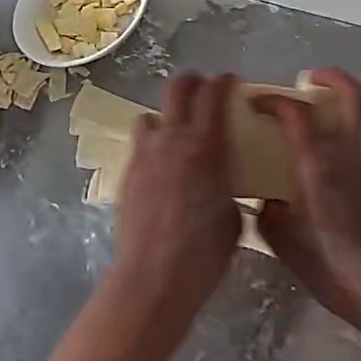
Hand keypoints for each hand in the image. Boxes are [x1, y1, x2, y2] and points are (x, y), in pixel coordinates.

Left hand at [111, 73, 240, 316]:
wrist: (153, 279)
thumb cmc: (205, 253)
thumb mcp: (233, 215)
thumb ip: (228, 184)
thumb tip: (224, 180)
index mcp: (206, 146)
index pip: (214, 94)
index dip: (224, 81)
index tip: (232, 81)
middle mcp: (173, 140)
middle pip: (178, 88)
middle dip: (194, 82)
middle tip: (205, 91)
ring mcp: (145, 155)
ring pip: (153, 114)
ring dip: (169, 115)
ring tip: (179, 132)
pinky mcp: (127, 174)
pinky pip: (141, 144)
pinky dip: (154, 143)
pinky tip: (163, 166)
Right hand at [254, 67, 360, 335]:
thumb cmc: (332, 266)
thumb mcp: (285, 244)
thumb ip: (269, 214)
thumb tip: (266, 201)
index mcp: (318, 166)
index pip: (298, 112)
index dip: (274, 100)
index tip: (254, 102)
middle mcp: (346, 157)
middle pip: (353, 96)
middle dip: (331, 77)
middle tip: (306, 78)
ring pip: (355, 117)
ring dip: (332, 106)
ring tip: (303, 117)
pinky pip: (351, 144)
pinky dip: (333, 137)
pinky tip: (312, 161)